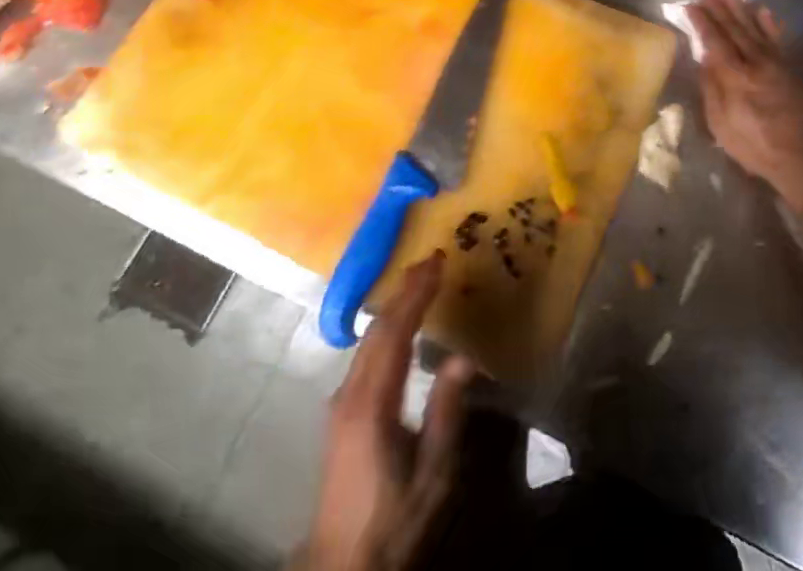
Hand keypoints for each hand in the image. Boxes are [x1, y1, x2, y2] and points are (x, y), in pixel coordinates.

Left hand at [299, 253, 473, 570]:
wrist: (343, 562)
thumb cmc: (395, 518)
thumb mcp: (433, 472)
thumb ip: (445, 412)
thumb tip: (463, 359)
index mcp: (371, 404)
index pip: (394, 333)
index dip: (415, 295)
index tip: (436, 263)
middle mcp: (348, 394)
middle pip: (376, 331)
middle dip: (403, 291)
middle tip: (431, 261)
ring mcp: (339, 402)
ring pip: (367, 341)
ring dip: (394, 307)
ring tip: (420, 282)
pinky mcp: (340, 413)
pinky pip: (364, 356)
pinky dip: (385, 329)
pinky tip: (399, 324)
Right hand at [690, 0, 802, 203]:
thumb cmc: (756, 147)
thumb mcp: (722, 125)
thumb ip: (712, 89)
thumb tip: (704, 59)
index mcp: (737, 77)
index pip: (716, 42)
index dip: (703, 23)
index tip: (691, 5)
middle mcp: (757, 63)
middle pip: (736, 30)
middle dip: (720, 9)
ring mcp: (777, 64)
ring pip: (756, 29)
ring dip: (741, 10)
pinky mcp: (790, 70)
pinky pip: (777, 39)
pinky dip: (769, 24)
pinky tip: (763, 11)